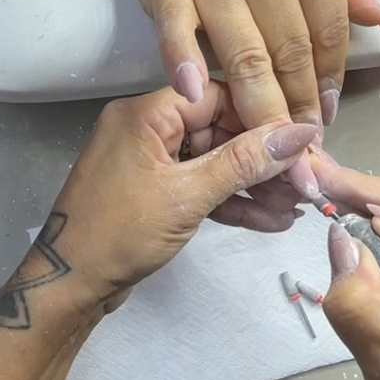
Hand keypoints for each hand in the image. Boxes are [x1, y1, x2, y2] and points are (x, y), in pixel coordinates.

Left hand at [45, 82, 322, 308]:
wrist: (70, 284)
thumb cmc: (119, 233)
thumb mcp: (187, 195)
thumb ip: (244, 162)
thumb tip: (300, 133)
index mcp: (146, 113)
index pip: (218, 96)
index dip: (265, 118)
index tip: (308, 142)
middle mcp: (146, 128)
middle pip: (220, 129)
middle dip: (265, 159)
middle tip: (310, 182)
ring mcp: (150, 161)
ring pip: (213, 162)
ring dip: (254, 185)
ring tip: (301, 206)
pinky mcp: (154, 191)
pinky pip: (199, 186)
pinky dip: (230, 202)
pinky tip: (272, 220)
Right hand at [112, 0, 379, 131]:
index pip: (330, 26)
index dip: (333, 76)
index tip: (329, 111)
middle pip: (290, 50)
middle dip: (301, 104)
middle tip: (305, 149)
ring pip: (243, 51)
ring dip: (260, 105)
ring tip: (270, 145)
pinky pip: (176, 28)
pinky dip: (183, 61)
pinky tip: (195, 93)